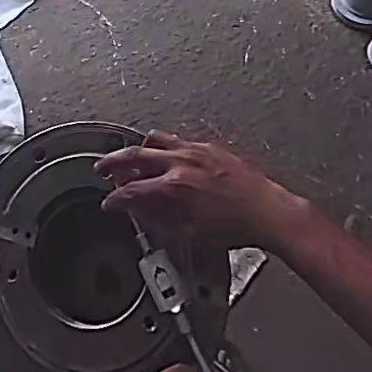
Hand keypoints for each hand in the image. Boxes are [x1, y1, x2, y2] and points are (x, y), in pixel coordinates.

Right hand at [97, 132, 313, 251]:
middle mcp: (183, 163)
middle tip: (102, 168)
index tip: (109, 202)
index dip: (116, 199)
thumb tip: (144, 214)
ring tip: (131, 157)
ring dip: (139, 149)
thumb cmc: (238, 225)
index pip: (133, 190)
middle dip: (114, 163)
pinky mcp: (209, 148)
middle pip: (136, 156)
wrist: (269, 212)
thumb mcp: (192, 231)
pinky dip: (164, 147)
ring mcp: (196, 151)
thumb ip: (161, 219)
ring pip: (156, 140)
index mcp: (175, 186)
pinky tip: (166, 155)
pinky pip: (178, 140)